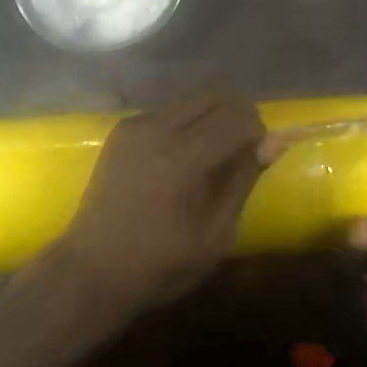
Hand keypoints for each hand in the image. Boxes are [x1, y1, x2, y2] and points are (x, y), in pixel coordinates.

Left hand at [57, 98, 274, 310]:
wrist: (91, 271)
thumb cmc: (159, 264)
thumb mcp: (215, 234)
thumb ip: (243, 179)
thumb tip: (275, 141)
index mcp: (182, 157)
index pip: (236, 116)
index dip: (258, 131)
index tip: (258, 157)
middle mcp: (157, 128)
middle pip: (215, 95)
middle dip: (237, 116)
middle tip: (241, 151)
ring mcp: (136, 124)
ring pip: (191, 100)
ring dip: (211, 117)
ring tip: (211, 157)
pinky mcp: (122, 128)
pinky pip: (168, 111)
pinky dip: (186, 124)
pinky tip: (181, 159)